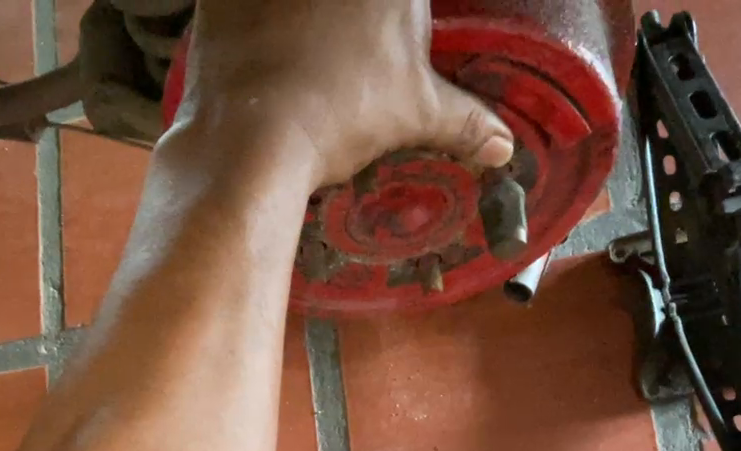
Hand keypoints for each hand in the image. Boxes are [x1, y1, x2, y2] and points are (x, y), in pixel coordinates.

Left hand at [178, 0, 515, 187]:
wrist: (255, 143)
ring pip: (291, 4)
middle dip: (341, 25)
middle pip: (341, 7)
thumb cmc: (340, 117)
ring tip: (293, 58)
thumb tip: (504, 145)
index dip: (389, 25)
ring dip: (295, 20)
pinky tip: (254, 55)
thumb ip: (463, 121)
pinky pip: (236, 5)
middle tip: (334, 57)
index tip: (377, 49)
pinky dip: (245, 21)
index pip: (397, 7)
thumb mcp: (413, 115)